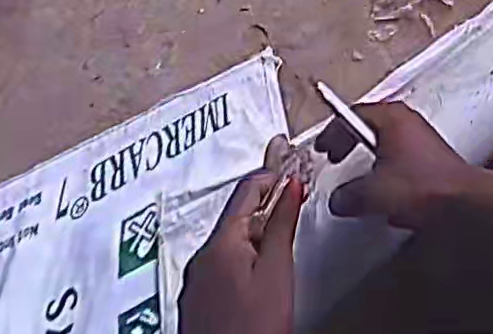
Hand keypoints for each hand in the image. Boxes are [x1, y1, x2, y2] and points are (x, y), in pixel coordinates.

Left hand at [178, 137, 302, 333]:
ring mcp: (197, 285)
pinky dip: (246, 260)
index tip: (295, 173)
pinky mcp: (199, 307)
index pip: (247, 190)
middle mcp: (202, 260)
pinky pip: (223, 268)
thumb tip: (291, 185)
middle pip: (238, 217)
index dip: (273, 178)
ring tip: (283, 242)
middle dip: (267, 209)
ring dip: (258, 235)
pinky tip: (262, 275)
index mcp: (220, 244)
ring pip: (231, 243)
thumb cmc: (254, 330)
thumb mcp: (277, 270)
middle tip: (295, 203)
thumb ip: (283, 222)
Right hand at [316, 101, 480, 230]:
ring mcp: (420, 136)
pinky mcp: (430, 155)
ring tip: (360, 178)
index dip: (333, 131)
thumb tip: (339, 199)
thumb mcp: (374, 192)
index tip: (323, 145)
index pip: (353, 114)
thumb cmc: (423, 186)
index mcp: (391, 117)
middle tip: (335, 155)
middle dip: (349, 142)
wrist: (461, 203)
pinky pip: (400, 155)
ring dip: (368, 157)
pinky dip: (386, 168)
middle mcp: (406, 120)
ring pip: (384, 141)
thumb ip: (349, 195)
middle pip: (368, 126)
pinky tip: (386, 193)